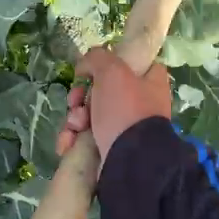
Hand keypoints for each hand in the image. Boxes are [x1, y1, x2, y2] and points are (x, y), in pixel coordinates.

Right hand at [58, 47, 170, 165]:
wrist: (130, 160)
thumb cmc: (126, 110)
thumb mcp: (113, 71)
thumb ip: (98, 58)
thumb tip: (85, 66)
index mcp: (150, 83)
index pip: (133, 64)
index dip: (110, 63)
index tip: (92, 70)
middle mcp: (139, 106)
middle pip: (102, 92)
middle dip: (81, 96)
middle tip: (77, 102)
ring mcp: (124, 129)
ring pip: (89, 115)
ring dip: (75, 119)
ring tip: (76, 126)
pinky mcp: (109, 150)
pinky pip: (85, 138)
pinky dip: (73, 139)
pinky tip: (69, 143)